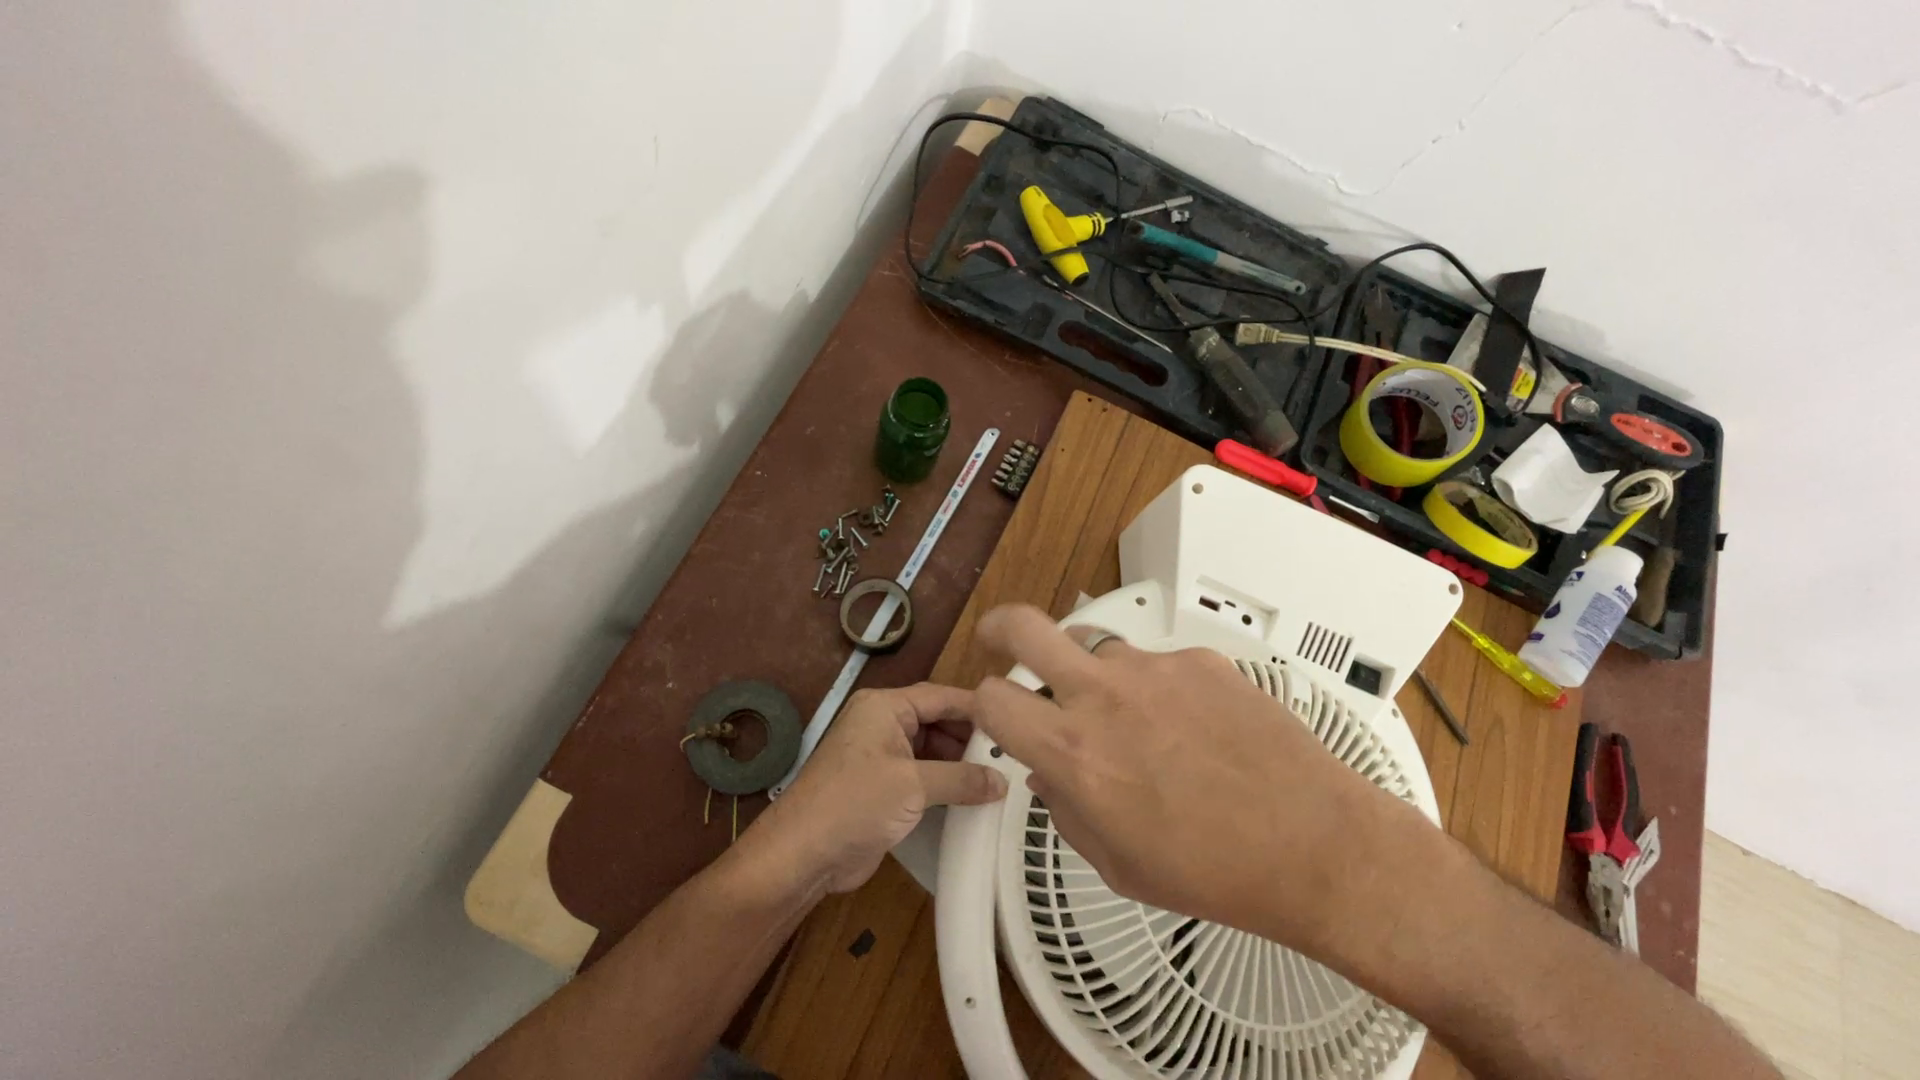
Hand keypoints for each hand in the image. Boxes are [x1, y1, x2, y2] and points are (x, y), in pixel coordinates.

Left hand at [746, 683, 1007, 894]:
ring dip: (960, 763)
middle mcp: (882, 725)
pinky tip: (975, 797)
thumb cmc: (855, 804)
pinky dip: (946, 784)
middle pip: (938, 721)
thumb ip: (961, 779)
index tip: (1016, 719)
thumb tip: (1002, 782)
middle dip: (971, 738)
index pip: (941, 696)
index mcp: (884, 707)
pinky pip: (923, 777)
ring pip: (932, 751)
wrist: (802, 854)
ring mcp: (881, 758)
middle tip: (1014, 754)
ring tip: (1001, 777)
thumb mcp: (913, 786)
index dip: (978, 708)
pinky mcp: (882, 789)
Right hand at [970, 604, 1437, 955]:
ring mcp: (1155, 670)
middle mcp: (1105, 696)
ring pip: (1095, 643)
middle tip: (999, 639)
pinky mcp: (1201, 660)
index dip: (982, 704)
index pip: (992, 698)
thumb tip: (1049, 777)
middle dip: (1000, 628)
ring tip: (1124, 710)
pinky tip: (1191, 726)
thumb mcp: (1119, 863)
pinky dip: (1159, 686)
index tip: (994, 711)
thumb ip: (1068, 811)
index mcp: (1074, 751)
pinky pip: (1159, 662)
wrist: (1314, 845)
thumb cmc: (1215, 871)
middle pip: (1024, 627)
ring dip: (1091, 668)